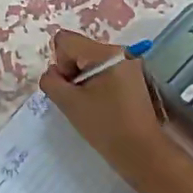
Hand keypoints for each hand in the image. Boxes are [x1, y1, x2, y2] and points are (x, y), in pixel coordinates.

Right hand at [38, 29, 173, 180]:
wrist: (142, 152)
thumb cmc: (105, 126)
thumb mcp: (68, 103)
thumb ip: (51, 81)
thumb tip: (53, 72)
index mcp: (106, 53)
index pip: (65, 41)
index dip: (60, 64)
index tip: (72, 87)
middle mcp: (120, 52)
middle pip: (79, 50)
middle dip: (72, 72)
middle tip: (79, 99)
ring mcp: (129, 65)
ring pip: (89, 62)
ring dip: (83, 81)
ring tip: (91, 105)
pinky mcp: (133, 78)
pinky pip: (103, 72)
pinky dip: (95, 85)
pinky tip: (102, 106)